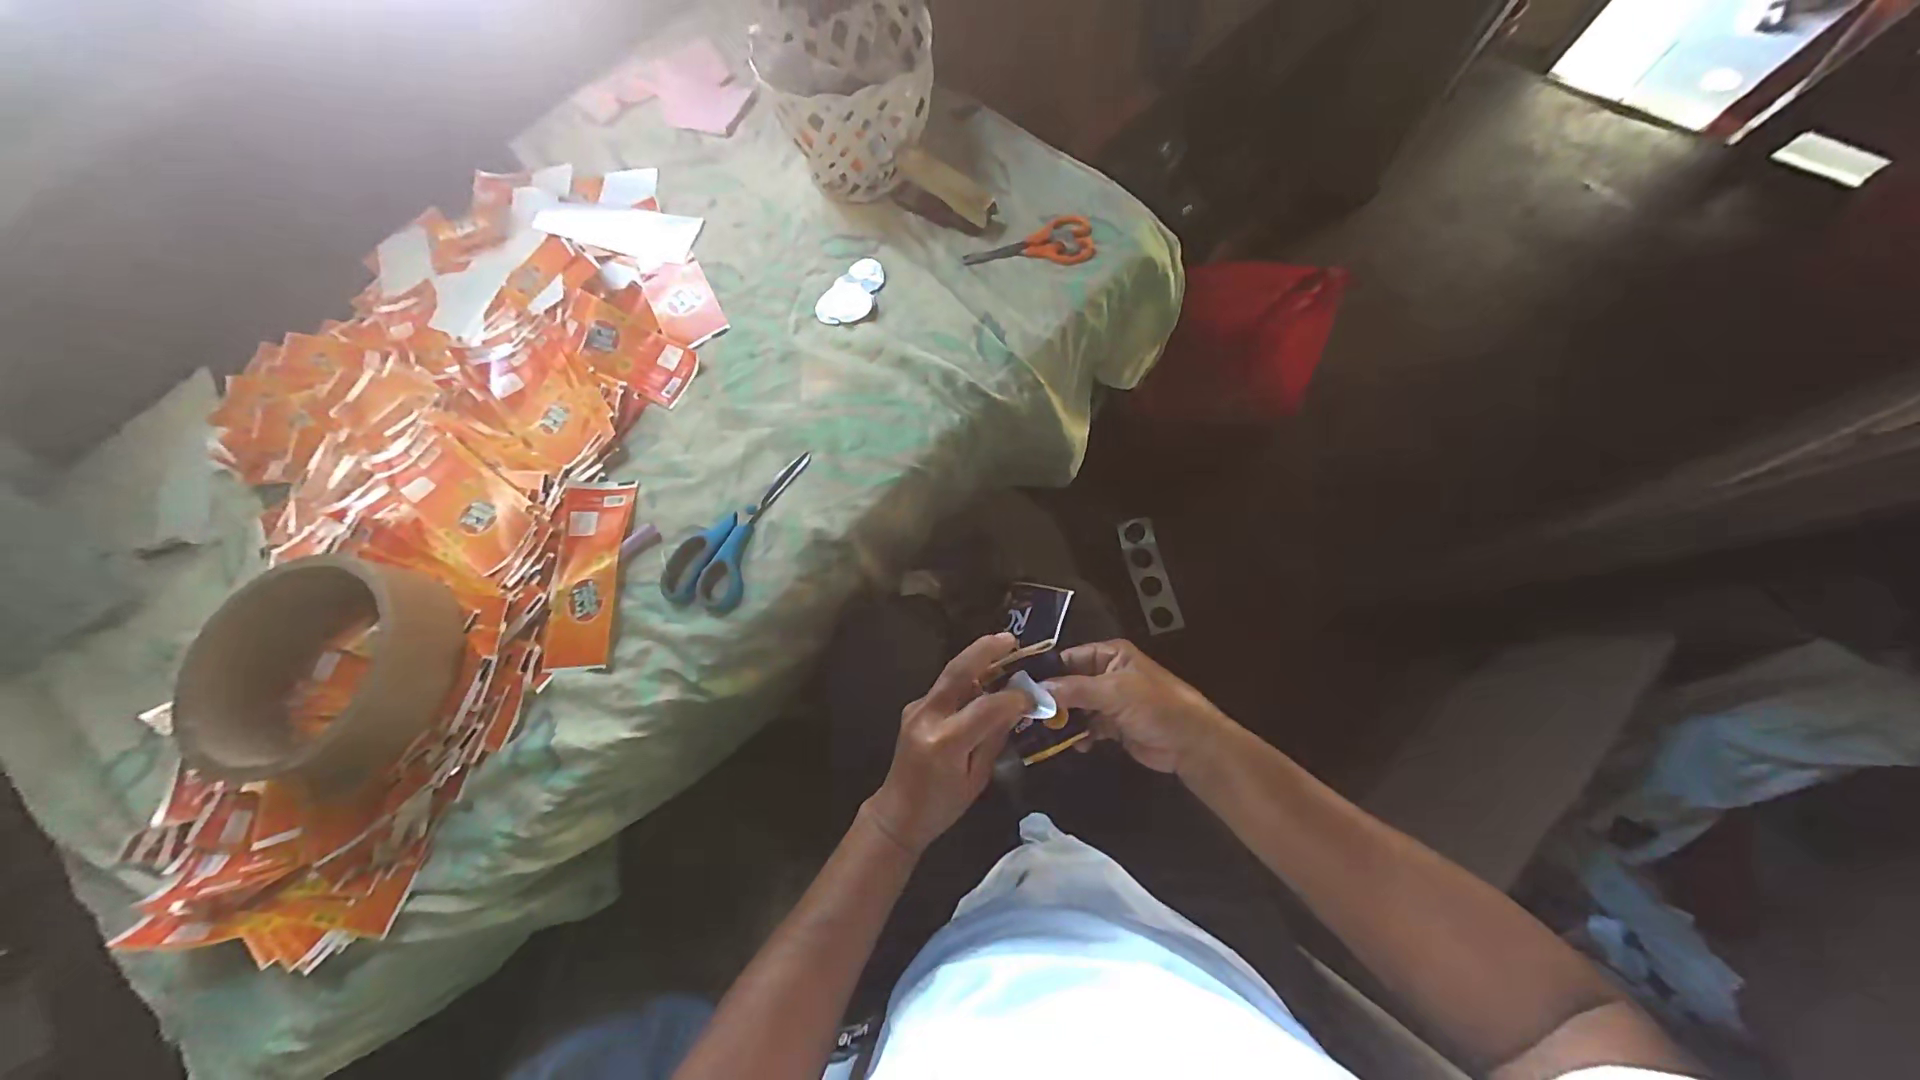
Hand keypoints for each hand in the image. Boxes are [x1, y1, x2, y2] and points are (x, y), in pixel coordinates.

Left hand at [863, 633, 1032, 854]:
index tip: (1034, 694)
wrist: (897, 812)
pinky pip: (944, 687)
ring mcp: (916, 708)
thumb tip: (1017, 706)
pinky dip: (966, 679)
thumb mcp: (978, 776)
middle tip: (1011, 639)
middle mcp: (927, 717)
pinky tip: (984, 680)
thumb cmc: (943, 805)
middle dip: (986, 650)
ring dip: (976, 659)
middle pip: (958, 672)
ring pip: (950, 674)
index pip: (986, 706)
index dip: (1014, 697)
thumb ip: (995, 736)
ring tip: (1003, 649)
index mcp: (945, 742)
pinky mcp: (913, 707)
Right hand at [1045, 640, 1236, 773]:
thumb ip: (1075, 689)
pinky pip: (1086, 727)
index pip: (1069, 657)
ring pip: (1075, 707)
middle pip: (1069, 683)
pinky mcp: (1112, 726)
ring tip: (1044, 732)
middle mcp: (1107, 674)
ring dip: (1063, 719)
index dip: (1047, 671)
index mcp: (1110, 655)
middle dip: (1052, 698)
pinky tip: (1074, 744)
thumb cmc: (1157, 706)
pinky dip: (1078, 735)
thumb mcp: (1115, 692)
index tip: (1020, 686)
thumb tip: (1036, 690)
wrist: (1191, 744)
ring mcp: (1109, 701)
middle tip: (1027, 713)